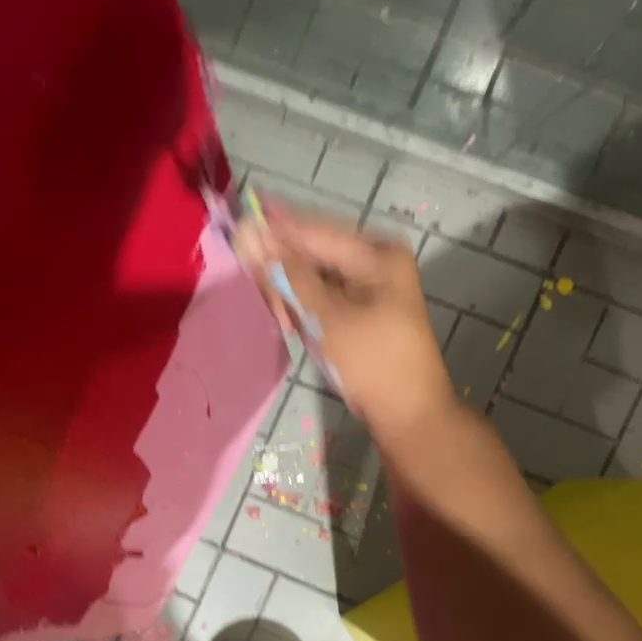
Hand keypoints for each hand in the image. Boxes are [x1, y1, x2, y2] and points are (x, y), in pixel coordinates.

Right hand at [234, 206, 455, 432]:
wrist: (406, 412)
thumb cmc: (372, 361)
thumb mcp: (327, 316)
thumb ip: (287, 276)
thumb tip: (251, 238)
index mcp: (375, 252)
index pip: (311, 231)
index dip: (273, 231)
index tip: (235, 228)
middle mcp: (373, 258)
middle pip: (311, 251)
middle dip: (282, 272)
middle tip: (264, 299)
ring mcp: (367, 284)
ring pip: (310, 276)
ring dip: (290, 294)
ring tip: (283, 321)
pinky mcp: (358, 307)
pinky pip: (319, 295)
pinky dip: (302, 307)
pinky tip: (292, 324)